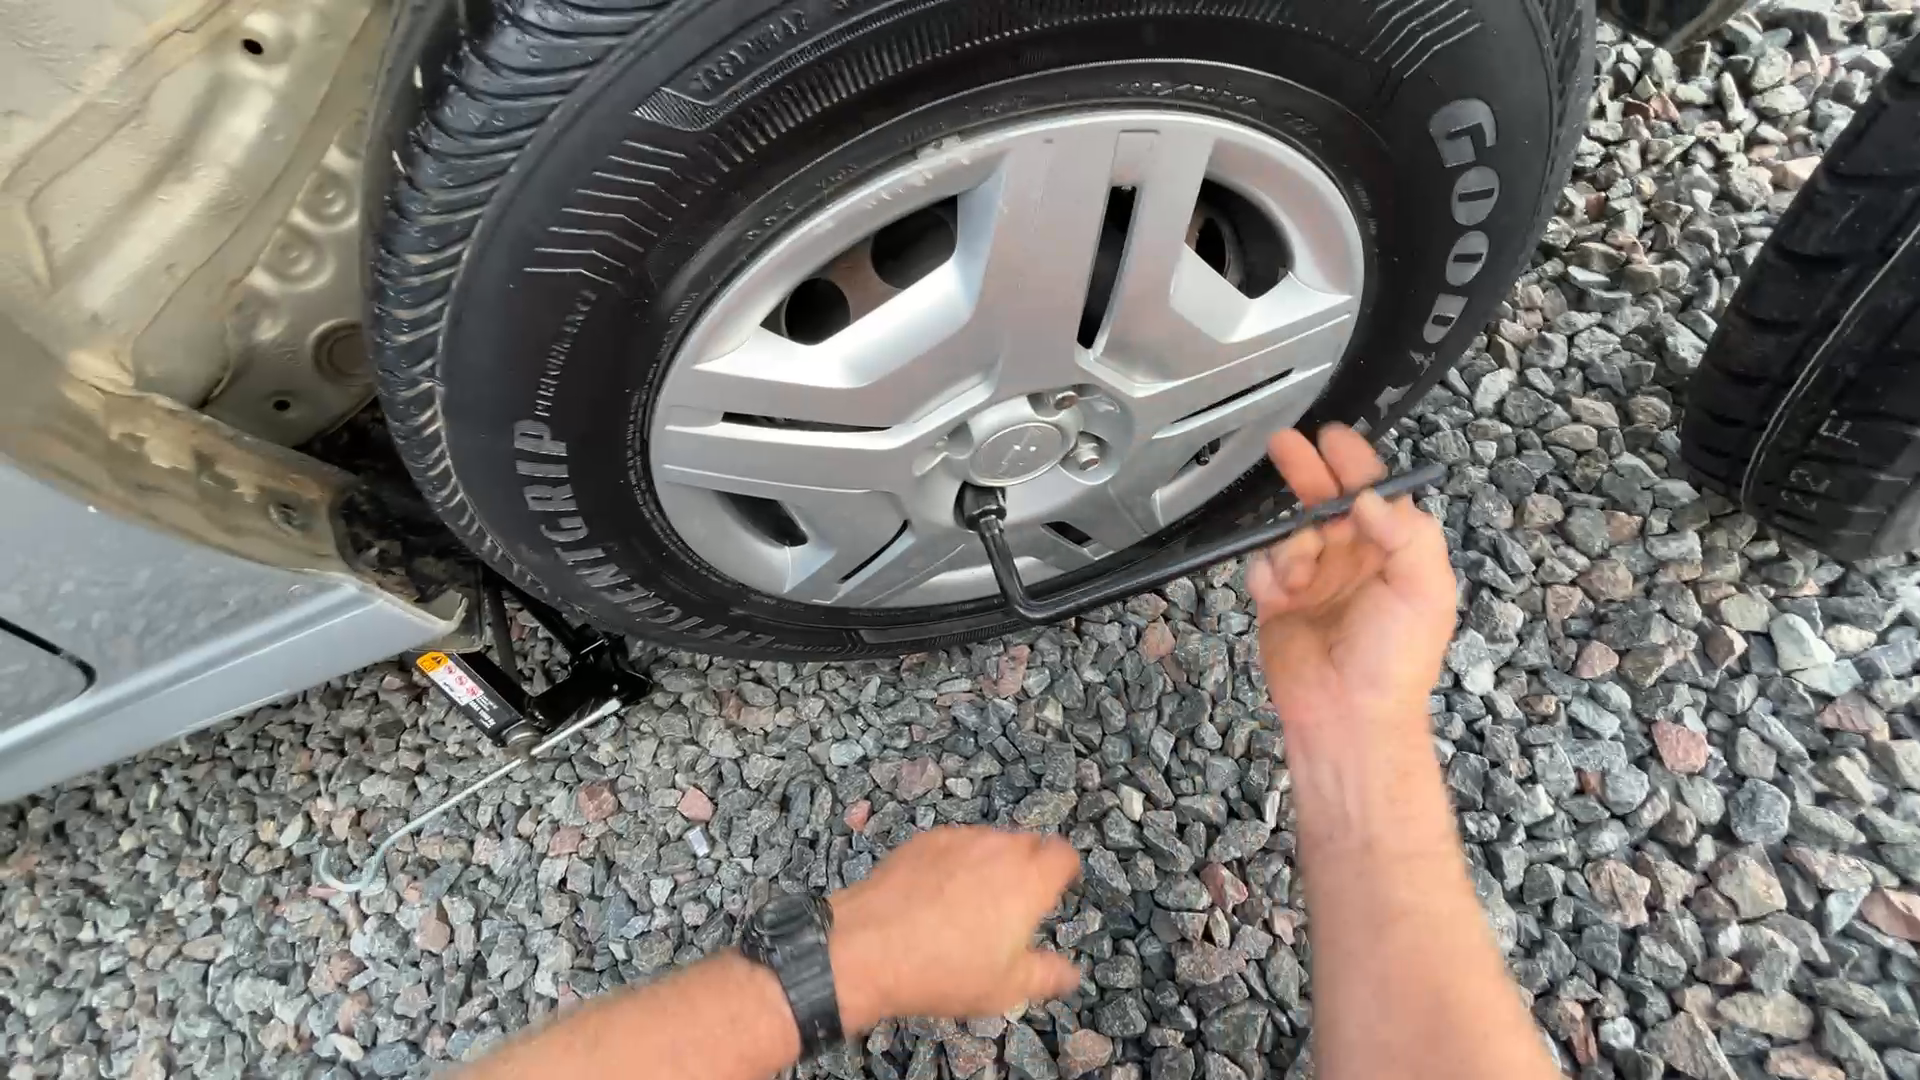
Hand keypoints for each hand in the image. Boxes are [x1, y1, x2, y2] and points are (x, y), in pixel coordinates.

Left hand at [826, 826, 1081, 1029]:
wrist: (871, 945)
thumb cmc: (943, 969)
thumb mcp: (1005, 988)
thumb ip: (1047, 975)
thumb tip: (1071, 973)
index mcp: (1027, 880)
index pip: (1063, 853)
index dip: (1064, 868)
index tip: (1058, 886)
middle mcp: (998, 848)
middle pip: (1029, 842)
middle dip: (1029, 866)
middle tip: (1015, 903)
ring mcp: (960, 838)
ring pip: (991, 840)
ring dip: (992, 861)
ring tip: (973, 901)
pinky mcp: (928, 837)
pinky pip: (956, 842)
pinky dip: (957, 859)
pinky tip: (939, 892)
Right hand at [1246, 424, 1455, 758]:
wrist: (1343, 713)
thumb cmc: (1392, 659)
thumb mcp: (1424, 592)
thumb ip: (1407, 535)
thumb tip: (1368, 497)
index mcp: (1393, 555)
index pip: (1373, 495)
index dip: (1354, 463)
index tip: (1332, 437)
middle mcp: (1352, 561)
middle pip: (1325, 503)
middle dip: (1306, 473)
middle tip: (1284, 445)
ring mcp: (1313, 580)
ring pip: (1290, 533)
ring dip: (1290, 546)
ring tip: (1297, 574)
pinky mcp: (1278, 600)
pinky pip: (1262, 565)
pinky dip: (1267, 572)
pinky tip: (1279, 590)